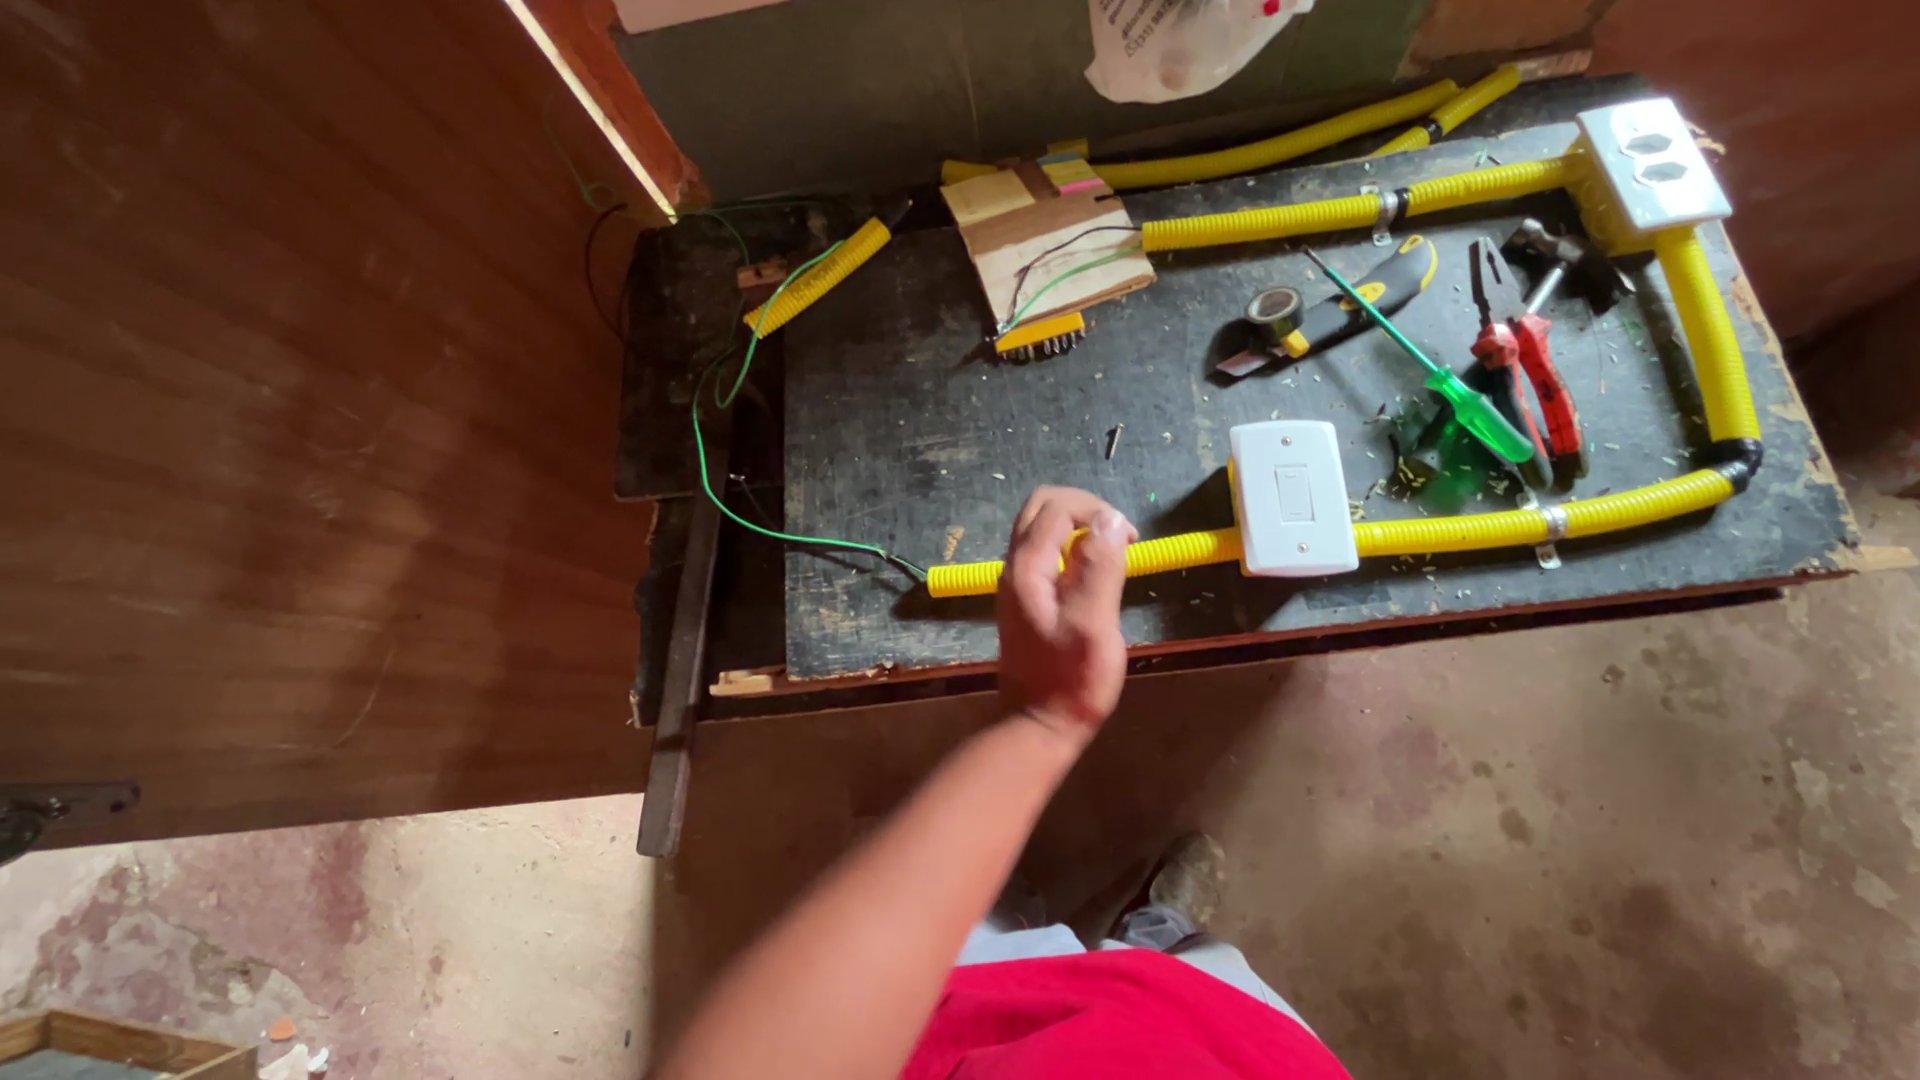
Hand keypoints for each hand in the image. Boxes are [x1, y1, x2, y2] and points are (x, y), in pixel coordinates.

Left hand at [997, 487, 1135, 738]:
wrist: (1039, 724)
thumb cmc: (1071, 681)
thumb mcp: (1094, 624)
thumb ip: (1100, 569)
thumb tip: (1111, 519)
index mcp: (1027, 567)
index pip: (1056, 507)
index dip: (1096, 511)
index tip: (1129, 539)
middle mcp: (1014, 566)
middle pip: (1041, 508)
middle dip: (1084, 509)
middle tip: (1118, 535)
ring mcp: (1017, 582)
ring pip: (1041, 528)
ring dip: (1078, 527)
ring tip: (1113, 552)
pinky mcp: (1026, 597)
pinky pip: (1046, 552)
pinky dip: (1072, 547)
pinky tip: (1095, 573)